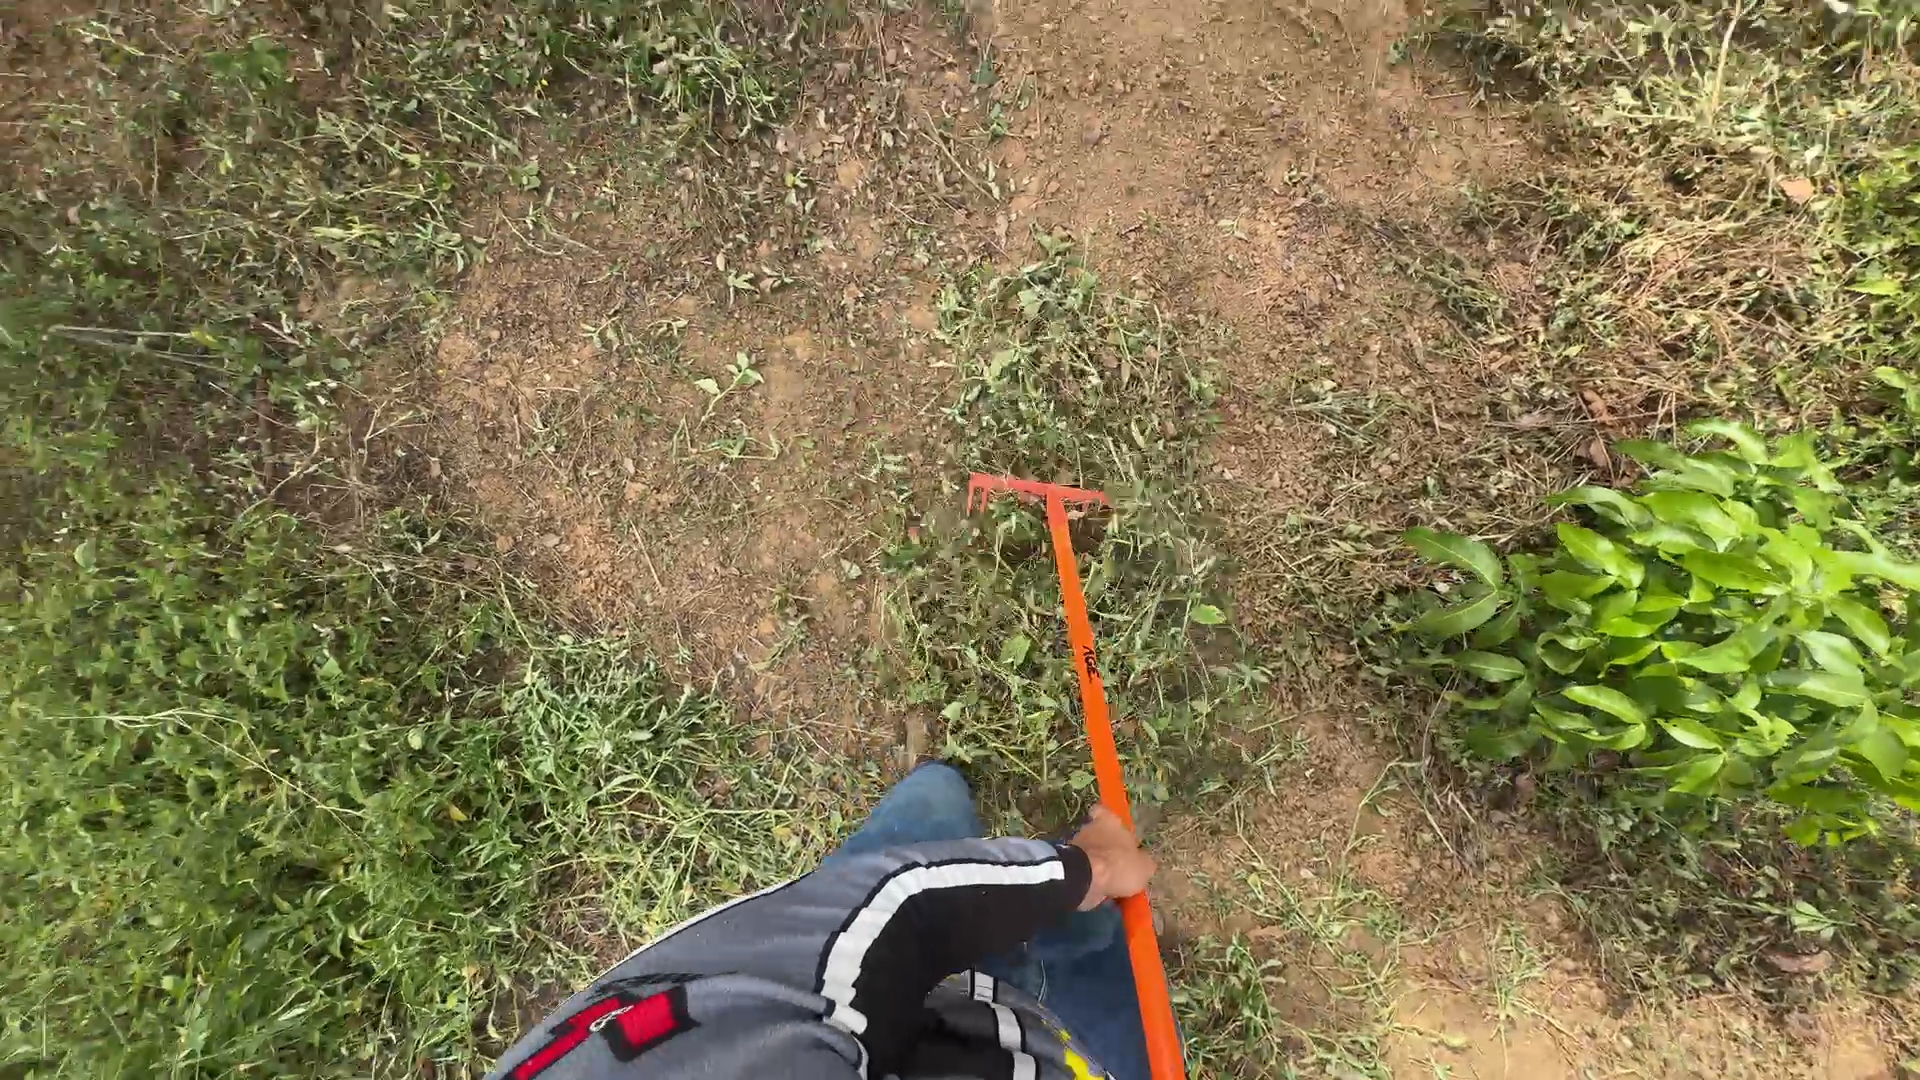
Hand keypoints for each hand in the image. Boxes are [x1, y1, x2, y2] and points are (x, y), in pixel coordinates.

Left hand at [1067, 804, 1156, 910]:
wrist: (1086, 879)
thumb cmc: (1118, 864)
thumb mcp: (1144, 866)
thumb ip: (1144, 861)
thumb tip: (1144, 862)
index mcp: (1109, 821)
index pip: (1104, 811)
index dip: (1109, 821)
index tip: (1118, 833)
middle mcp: (1091, 828)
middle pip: (1100, 835)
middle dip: (1109, 850)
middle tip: (1123, 867)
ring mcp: (1078, 846)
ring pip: (1093, 854)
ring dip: (1102, 867)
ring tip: (1117, 885)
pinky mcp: (1070, 863)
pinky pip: (1086, 870)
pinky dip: (1094, 879)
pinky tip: (1105, 893)